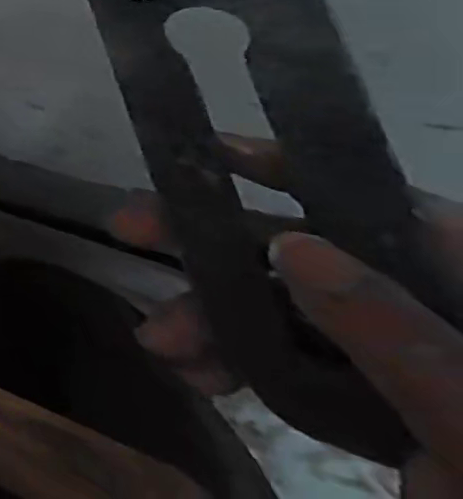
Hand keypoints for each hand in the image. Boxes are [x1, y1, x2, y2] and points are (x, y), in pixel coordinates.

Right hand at [110, 134, 462, 494]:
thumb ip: (401, 339)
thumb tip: (293, 244)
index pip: (398, 213)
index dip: (302, 172)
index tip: (212, 153)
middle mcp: (437, 318)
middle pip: (312, 255)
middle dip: (212, 248)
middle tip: (127, 230)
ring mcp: (404, 363)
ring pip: (283, 308)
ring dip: (208, 316)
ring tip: (159, 342)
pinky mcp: (374, 403)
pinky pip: (286, 360)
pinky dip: (231, 360)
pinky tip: (195, 374)